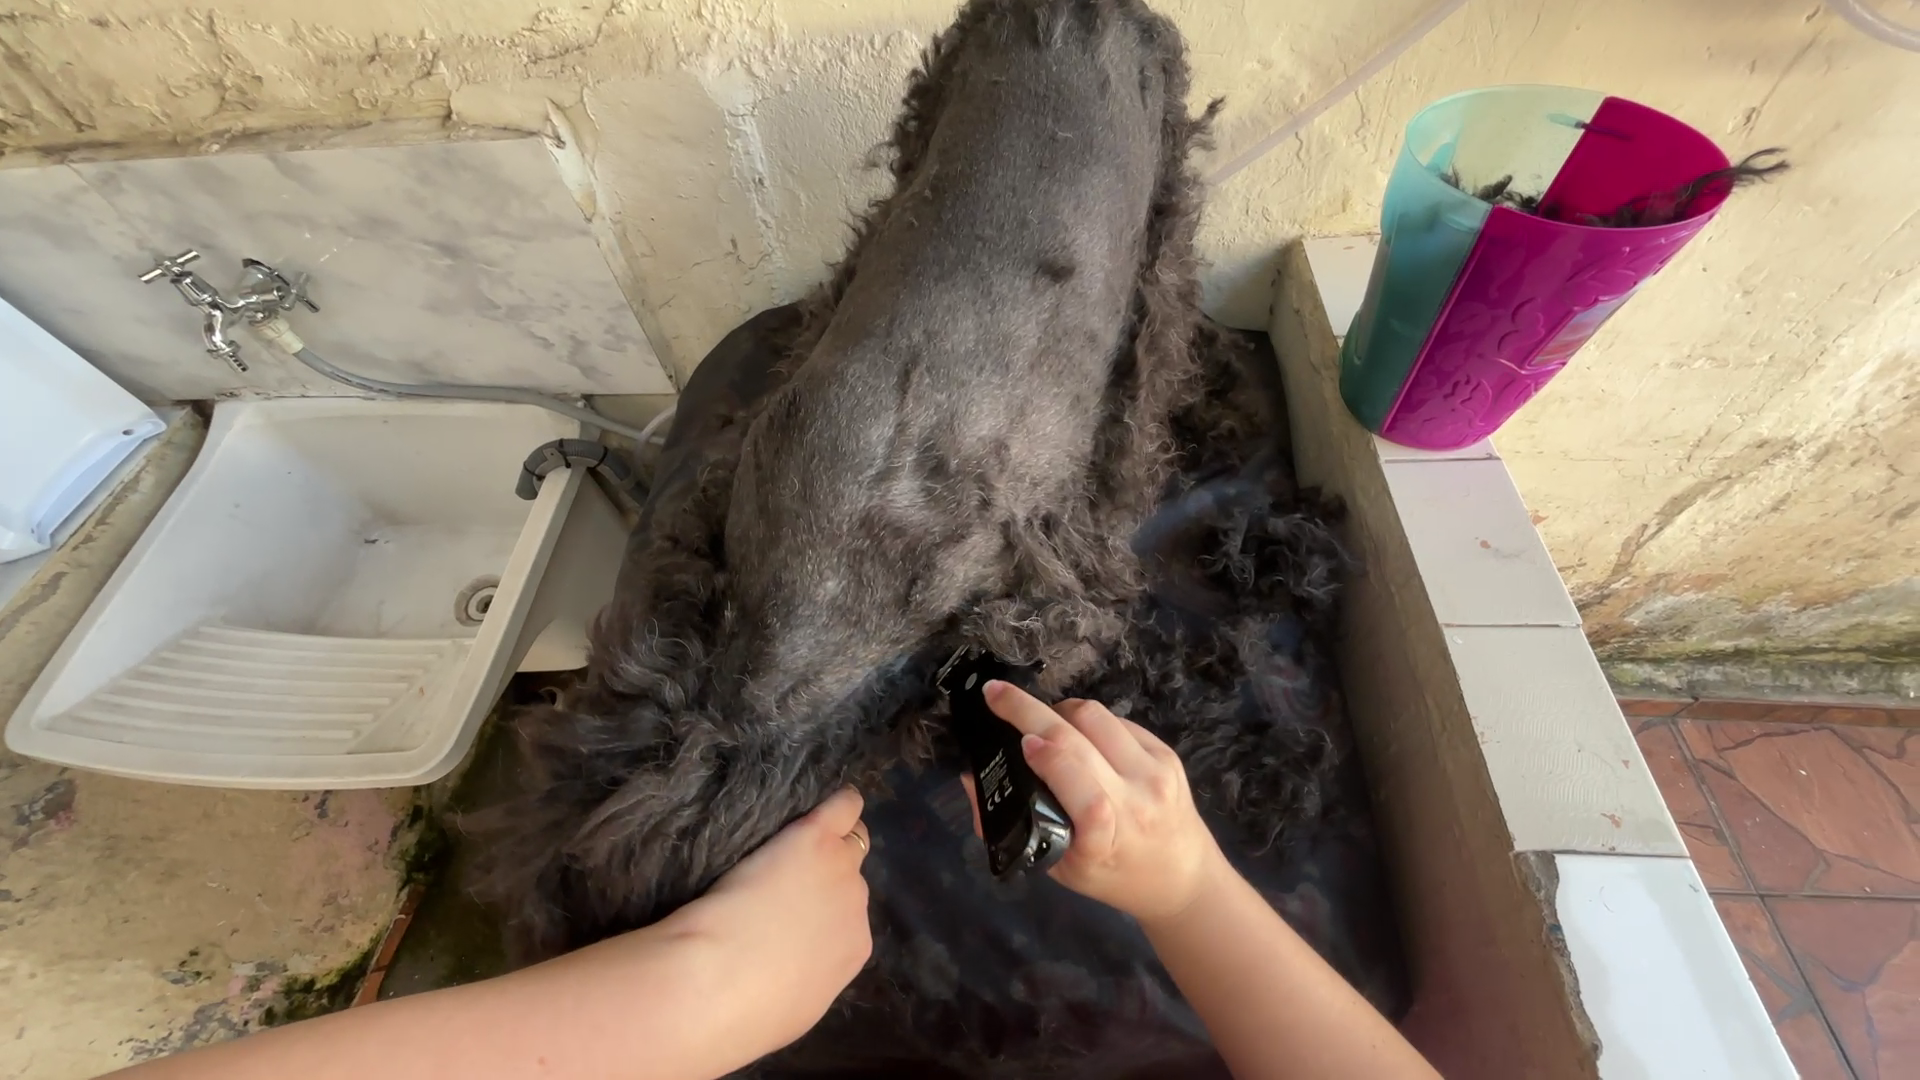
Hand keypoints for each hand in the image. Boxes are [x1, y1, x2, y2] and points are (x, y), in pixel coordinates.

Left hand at [660, 787, 872, 1058]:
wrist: (717, 980)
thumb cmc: (747, 1009)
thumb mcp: (797, 1003)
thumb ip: (815, 970)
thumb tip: (810, 956)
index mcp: (853, 949)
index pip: (848, 916)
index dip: (824, 910)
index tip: (797, 910)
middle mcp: (856, 905)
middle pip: (849, 878)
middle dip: (826, 878)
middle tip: (789, 880)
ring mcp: (839, 866)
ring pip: (850, 839)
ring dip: (829, 843)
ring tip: (796, 843)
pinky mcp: (816, 835)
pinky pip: (845, 806)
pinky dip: (840, 803)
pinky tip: (832, 800)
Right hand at [966, 682, 1226, 923]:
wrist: (1184, 878)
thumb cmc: (1113, 878)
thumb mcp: (1059, 866)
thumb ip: (1013, 825)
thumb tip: (972, 780)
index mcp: (1108, 840)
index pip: (1086, 796)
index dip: (1053, 761)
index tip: (1023, 742)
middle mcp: (1137, 802)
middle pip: (1080, 739)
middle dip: (1030, 710)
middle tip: (996, 693)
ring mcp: (1156, 773)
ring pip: (1096, 716)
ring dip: (1059, 710)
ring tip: (1043, 723)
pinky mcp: (1167, 754)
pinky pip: (1116, 718)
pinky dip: (1086, 719)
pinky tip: (1078, 734)